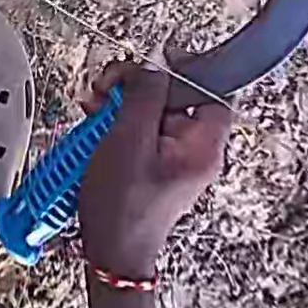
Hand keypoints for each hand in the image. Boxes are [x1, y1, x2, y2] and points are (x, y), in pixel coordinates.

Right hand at [78, 62, 232, 276]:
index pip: (213, 94)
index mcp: (202, 147)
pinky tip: (94, 114)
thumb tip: (154, 66)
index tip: (159, 58)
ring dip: (120, 97)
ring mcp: (170, 154)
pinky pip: (137, 123)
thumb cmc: (122, 203)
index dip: (190, 70)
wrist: (109, 250)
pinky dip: (115, 114)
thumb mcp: (129, 140)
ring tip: (94, 102)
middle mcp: (191, 148)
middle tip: (109, 84)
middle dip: (138, 83)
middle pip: (174, 95)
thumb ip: (145, 97)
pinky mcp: (149, 158)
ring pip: (151, 106)